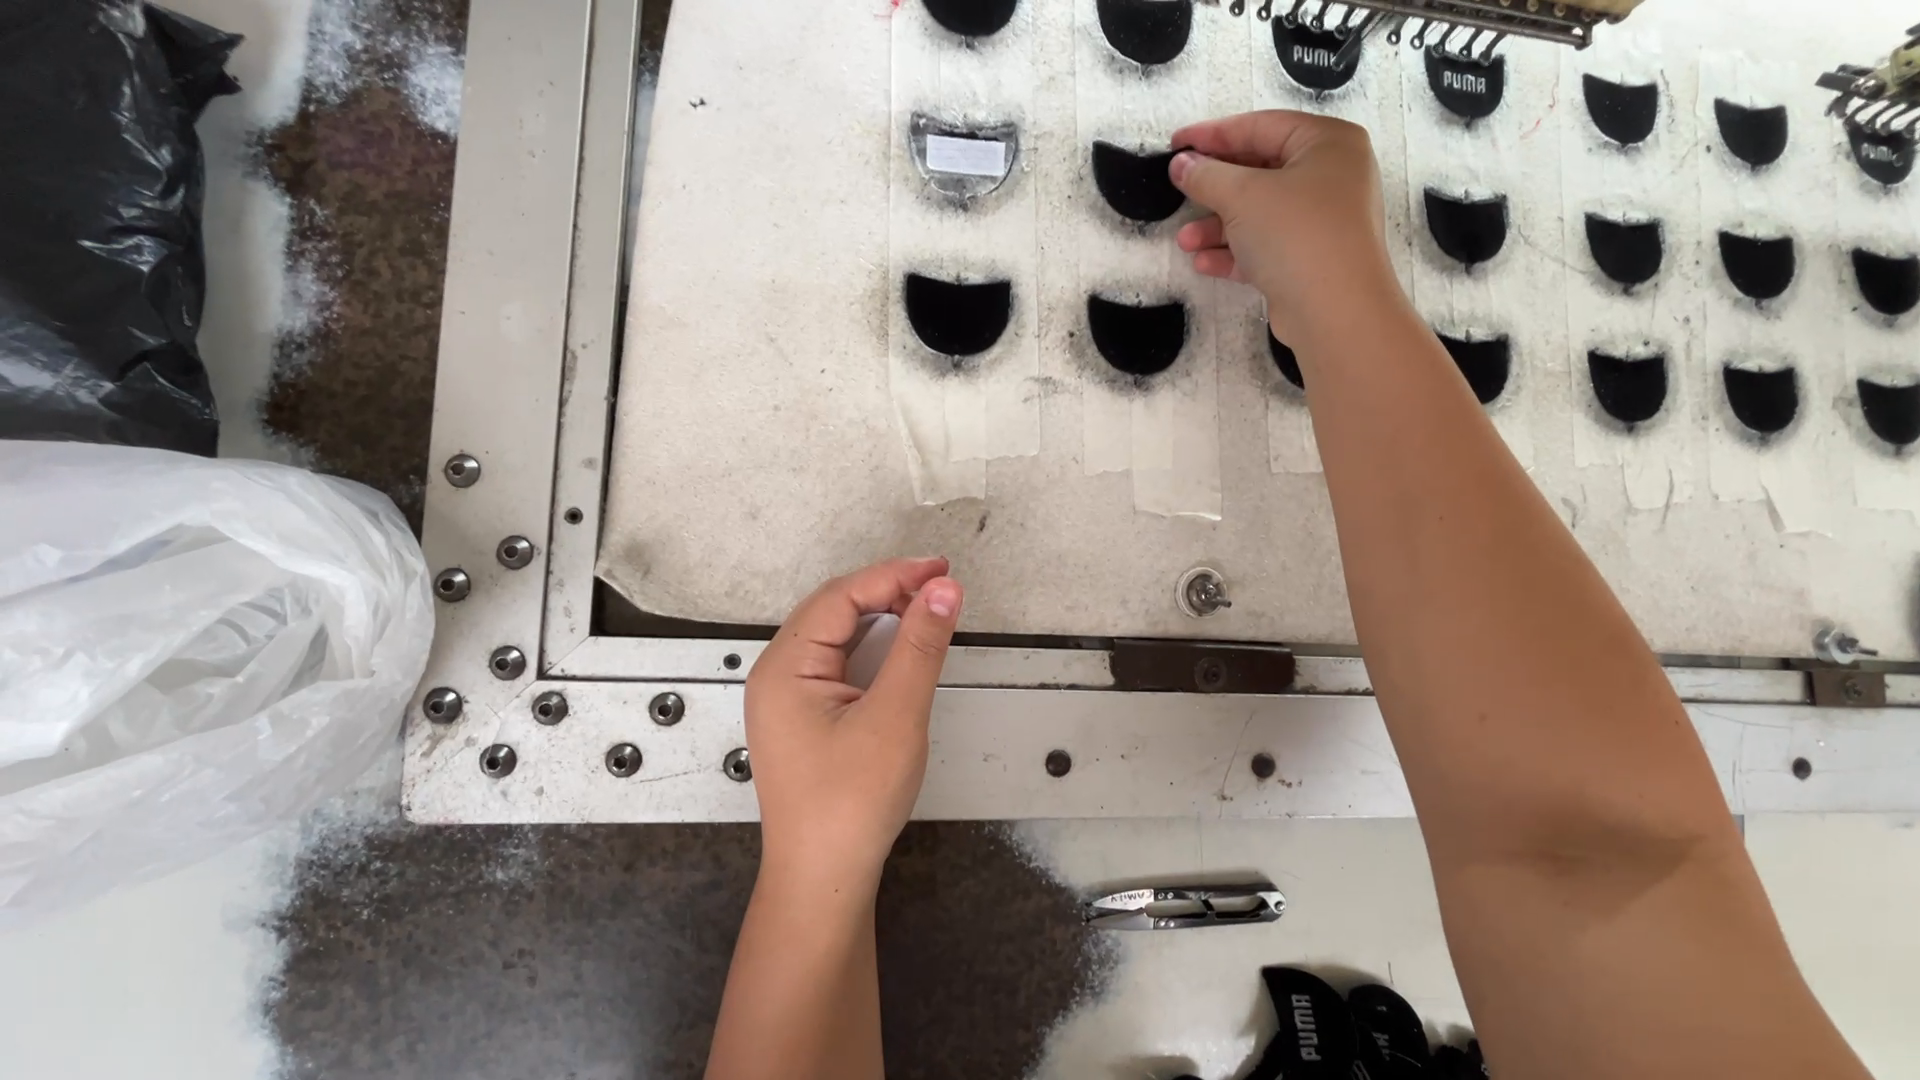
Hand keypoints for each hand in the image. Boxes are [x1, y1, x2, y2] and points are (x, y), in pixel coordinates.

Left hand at [744, 557, 963, 891]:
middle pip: (833, 610)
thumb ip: (920, 646)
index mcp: (785, 667)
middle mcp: (777, 674)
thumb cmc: (853, 800)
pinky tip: (899, 647)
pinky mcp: (803, 717)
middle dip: (887, 590)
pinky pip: (837, 662)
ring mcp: (787, 697)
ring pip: (835, 635)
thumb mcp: (895, 717)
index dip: (893, 575)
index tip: (943, 569)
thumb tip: (945, 589)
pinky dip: (872, 645)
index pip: (840, 597)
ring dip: (880, 615)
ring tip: (926, 607)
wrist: (824, 879)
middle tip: (940, 586)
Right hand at [1169, 110, 1403, 344]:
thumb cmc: (1296, 234)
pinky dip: (1234, 252)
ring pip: (1259, 213)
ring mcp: (1322, 220)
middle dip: (1214, 188)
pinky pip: (1265, 246)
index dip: (1213, 135)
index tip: (1174, 145)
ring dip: (1217, 226)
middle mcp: (1331, 176)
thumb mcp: (1243, 196)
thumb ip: (1206, 176)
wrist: (1336, 310)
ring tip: (1184, 241)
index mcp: (1327, 143)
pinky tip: (1203, 262)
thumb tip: (1180, 164)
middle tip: (1177, 191)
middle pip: (1259, 171)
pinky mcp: (1310, 259)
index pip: (1260, 127)